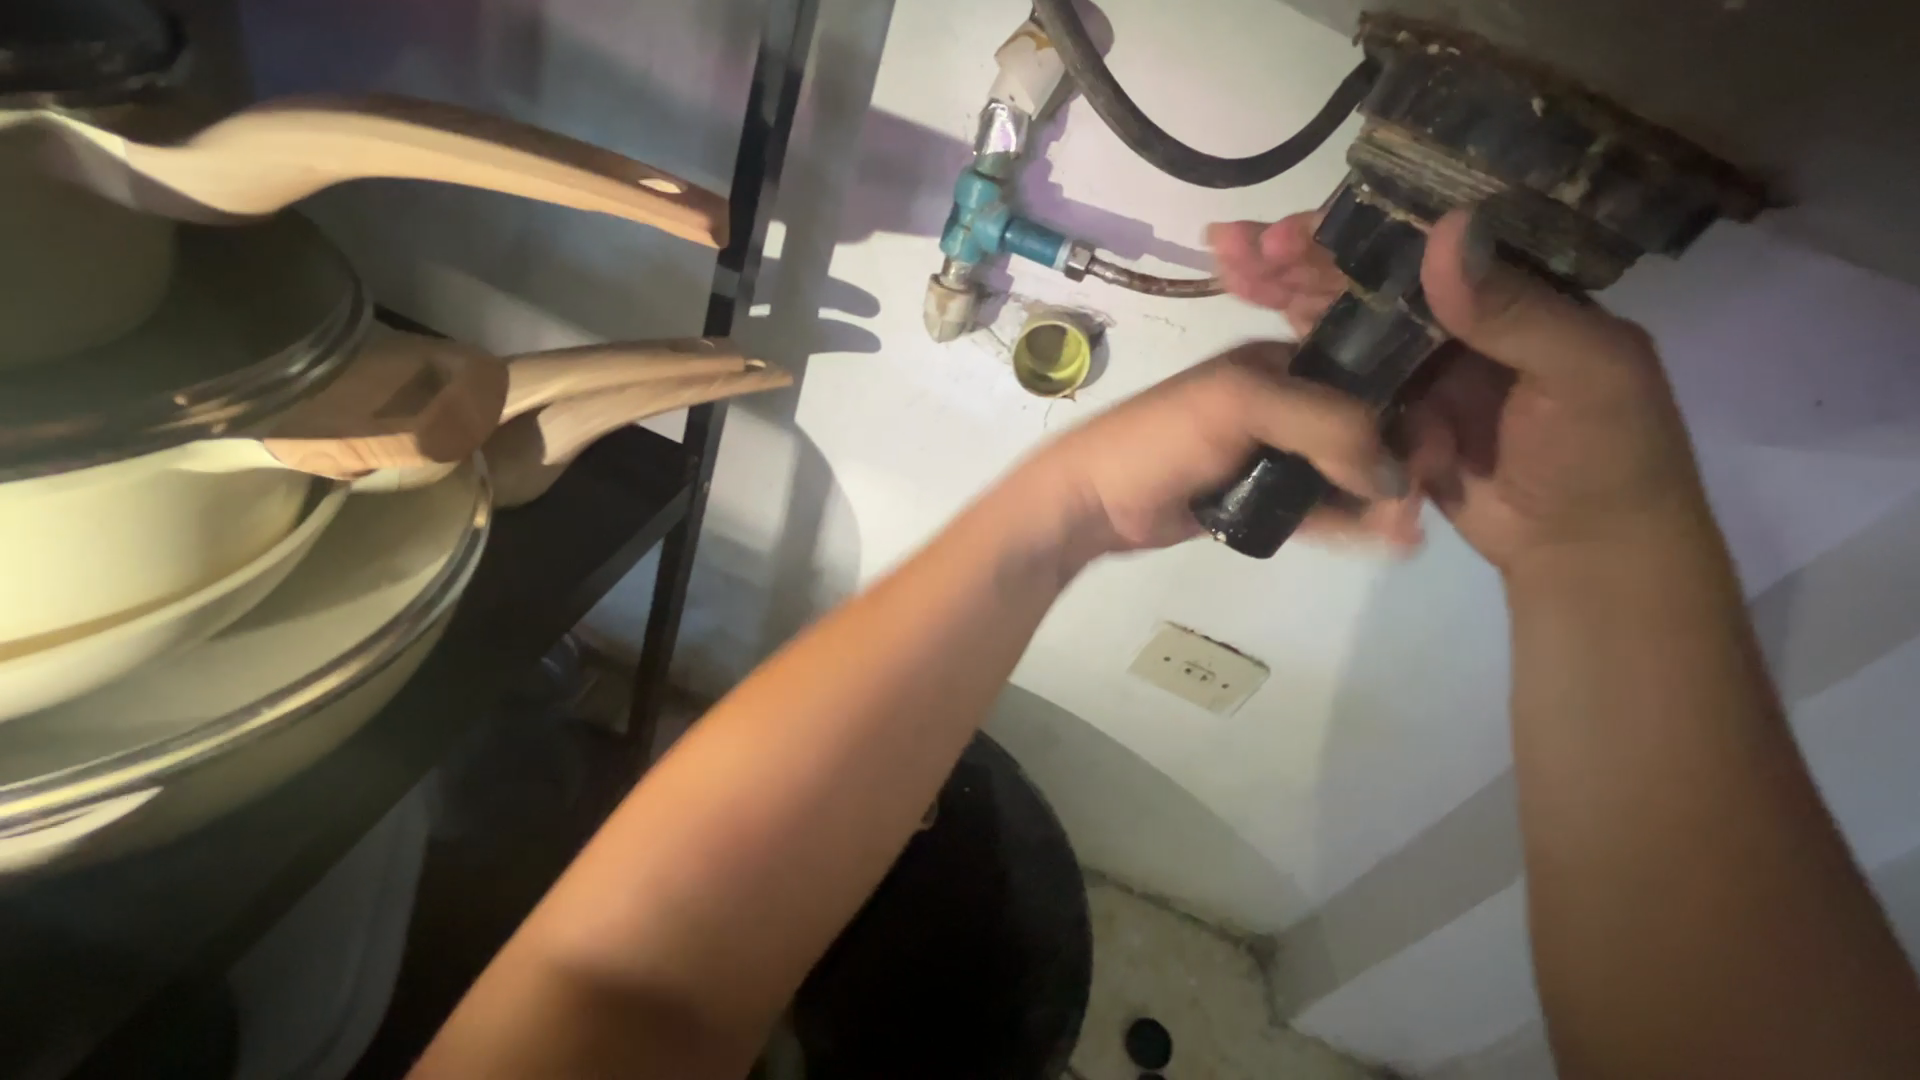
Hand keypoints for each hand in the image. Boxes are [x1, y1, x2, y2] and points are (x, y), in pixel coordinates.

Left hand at [1016, 343, 1423, 563]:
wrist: (1092, 500)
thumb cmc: (1159, 438)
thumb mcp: (1240, 408)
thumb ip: (1324, 426)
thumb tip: (1398, 474)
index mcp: (1282, 363)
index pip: (1369, 375)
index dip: (1411, 408)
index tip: (1440, 451)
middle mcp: (1285, 403)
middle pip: (1366, 428)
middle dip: (1401, 462)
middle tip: (1421, 503)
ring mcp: (1271, 454)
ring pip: (1345, 473)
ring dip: (1380, 499)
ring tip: (1404, 533)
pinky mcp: (1258, 498)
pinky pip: (1316, 507)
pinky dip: (1349, 521)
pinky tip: (1381, 541)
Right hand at [1212, 207, 1716, 575]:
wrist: (1578, 549)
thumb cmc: (1602, 454)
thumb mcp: (1583, 372)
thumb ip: (1515, 309)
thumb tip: (1445, 230)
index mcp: (1510, 291)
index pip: (1424, 242)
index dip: (1359, 227)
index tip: (1291, 228)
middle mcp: (1457, 318)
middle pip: (1369, 275)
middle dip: (1302, 256)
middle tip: (1235, 245)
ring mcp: (1416, 366)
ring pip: (1343, 318)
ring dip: (1287, 291)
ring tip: (1228, 268)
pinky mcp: (1387, 411)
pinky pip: (1337, 374)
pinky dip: (1296, 347)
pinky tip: (1257, 320)